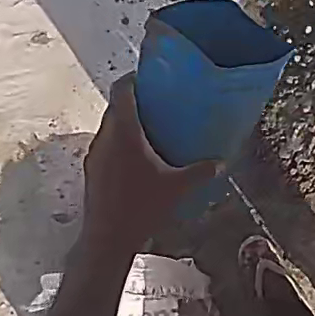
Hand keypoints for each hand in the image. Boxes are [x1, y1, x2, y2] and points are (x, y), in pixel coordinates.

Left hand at [79, 75, 220, 253]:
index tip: (148, 78)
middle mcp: (106, 137)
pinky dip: (119, 142)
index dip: (132, 79)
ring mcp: (95, 153)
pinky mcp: (92, 169)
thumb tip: (222, 162)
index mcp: (125, 132)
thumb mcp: (177, 188)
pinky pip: (106, 144)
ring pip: (109, 126)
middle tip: (156, 104)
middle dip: (133, 101)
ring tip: (149, 129)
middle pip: (115, 107)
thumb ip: (200, 171)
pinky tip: (136, 157)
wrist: (108, 237)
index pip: (121, 91)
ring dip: (125, 123)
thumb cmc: (142, 206)